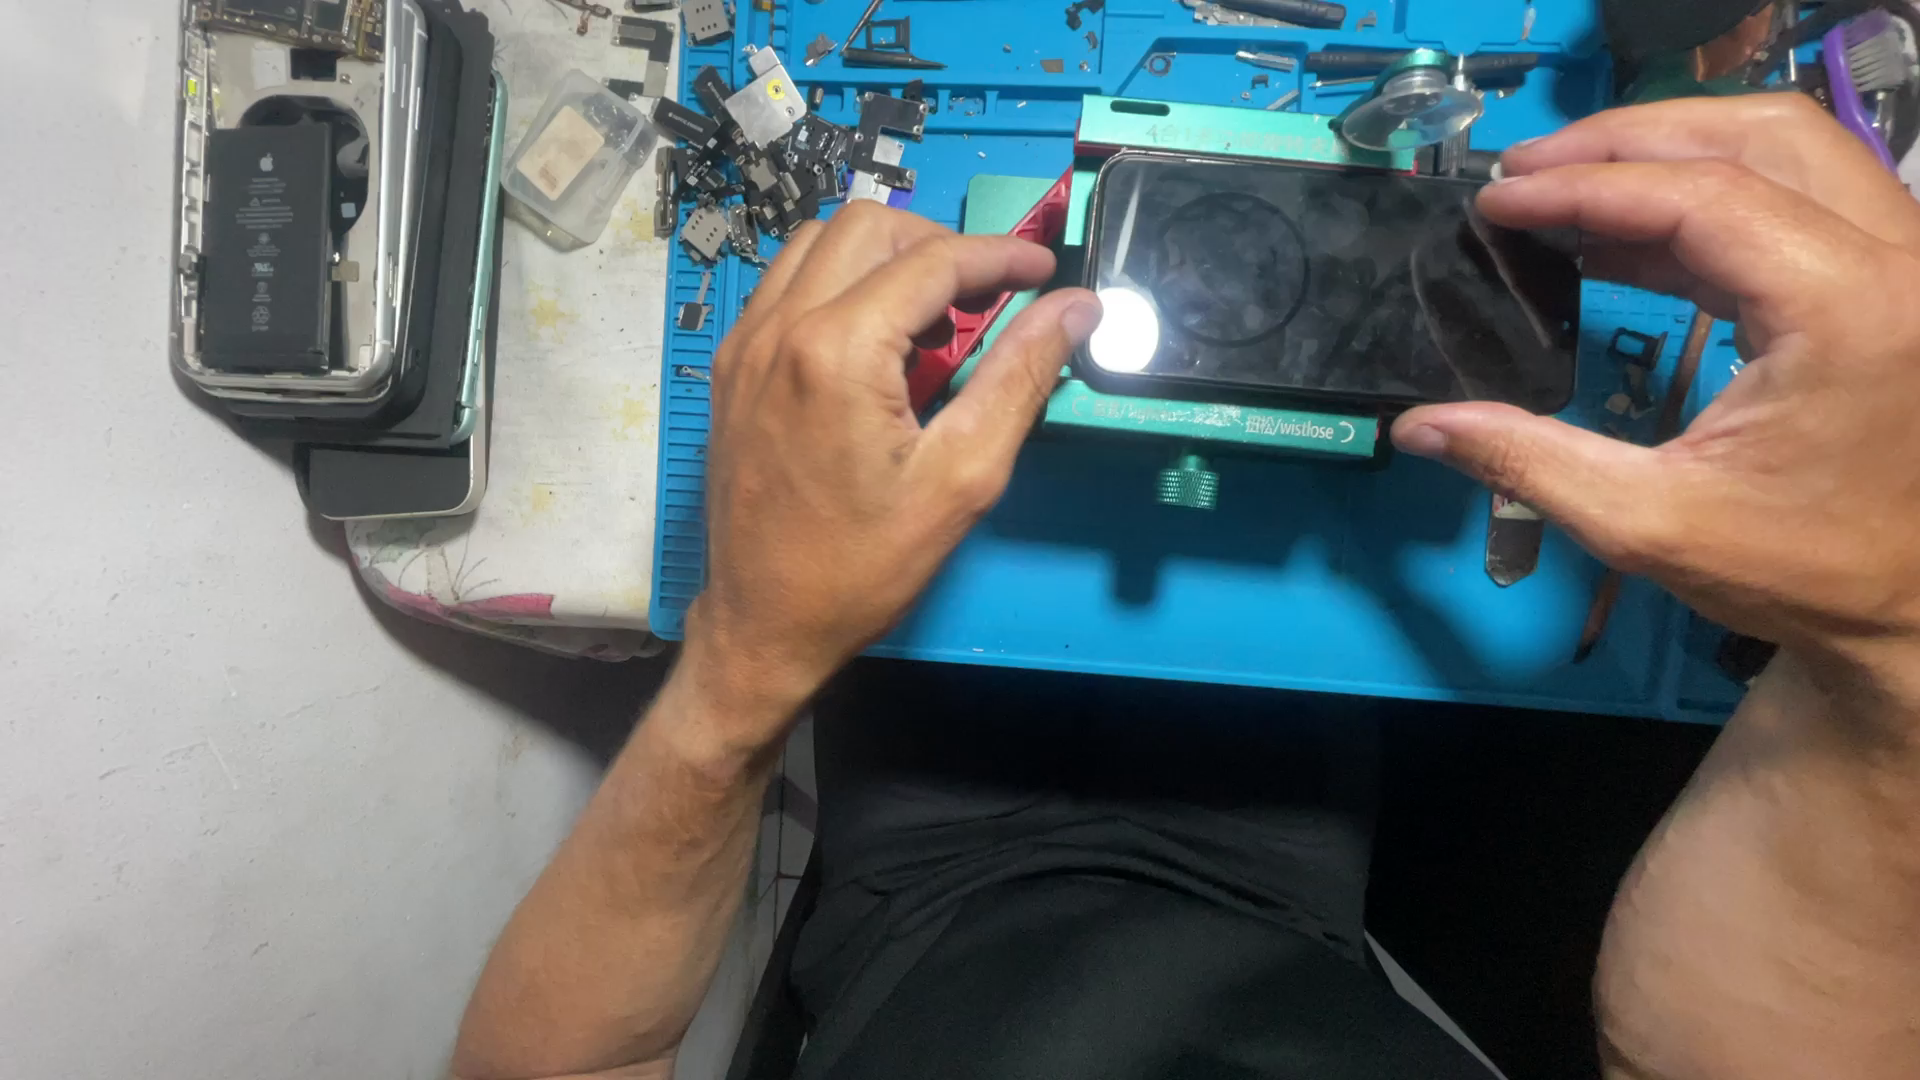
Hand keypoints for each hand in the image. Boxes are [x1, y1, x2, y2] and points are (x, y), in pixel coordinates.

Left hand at [682, 203, 1100, 735]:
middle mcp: (779, 327)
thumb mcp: (962, 479)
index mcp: (838, 351)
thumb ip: (1020, 379)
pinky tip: (872, 340)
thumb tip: (1075, 309)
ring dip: (887, 257)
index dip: (1002, 255)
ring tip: (931, 317)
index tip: (1046, 271)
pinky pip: (786, 285)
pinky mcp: (730, 368)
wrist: (764, 625)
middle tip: (986, 297)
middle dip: (941, 245)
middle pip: (869, 226)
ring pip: (819, 243)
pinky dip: (840, 283)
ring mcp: (743, 344)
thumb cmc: (866, 567)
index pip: (933, 260)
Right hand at [1392, 95, 1919, 697]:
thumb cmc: (1793, 567)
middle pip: (1761, 137)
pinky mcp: (1875, 288)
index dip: (1585, 188)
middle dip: (1627, 137)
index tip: (1494, 199)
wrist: (1915, 603)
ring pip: (1782, 154)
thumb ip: (1521, 461)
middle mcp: (1897, 263)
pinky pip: (1778, 208)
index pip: (1704, 200)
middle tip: (1521, 169)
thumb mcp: (1638, 521)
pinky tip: (1601, 242)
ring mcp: (1898, 268)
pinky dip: (1681, 208)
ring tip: (1553, 185)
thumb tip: (1413, 426)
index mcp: (1848, 311)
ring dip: (1658, 155)